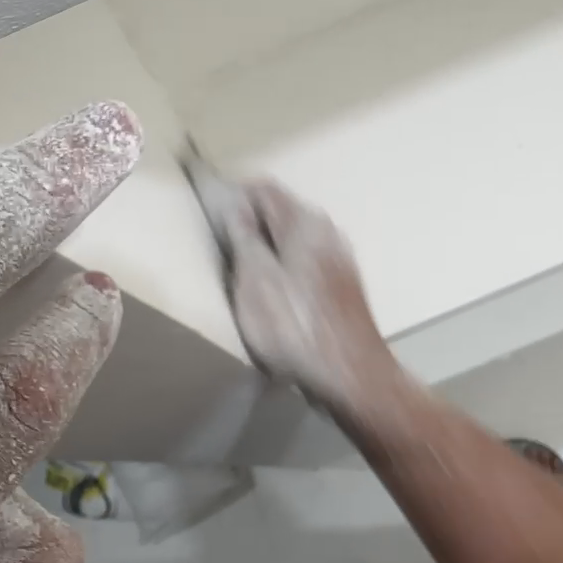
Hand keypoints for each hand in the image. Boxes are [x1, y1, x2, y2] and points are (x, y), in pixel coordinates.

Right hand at [208, 178, 395, 409]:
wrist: (350, 373)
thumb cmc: (294, 326)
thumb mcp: (254, 279)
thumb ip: (243, 236)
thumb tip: (234, 202)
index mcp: (304, 222)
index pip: (264, 188)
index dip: (234, 194)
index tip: (212, 211)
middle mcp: (327, 229)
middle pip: (283, 209)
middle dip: (253, 218)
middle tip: (224, 241)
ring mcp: (340, 255)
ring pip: (296, 235)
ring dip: (270, 243)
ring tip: (245, 267)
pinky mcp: (344, 282)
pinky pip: (308, 257)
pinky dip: (287, 263)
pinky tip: (276, 289)